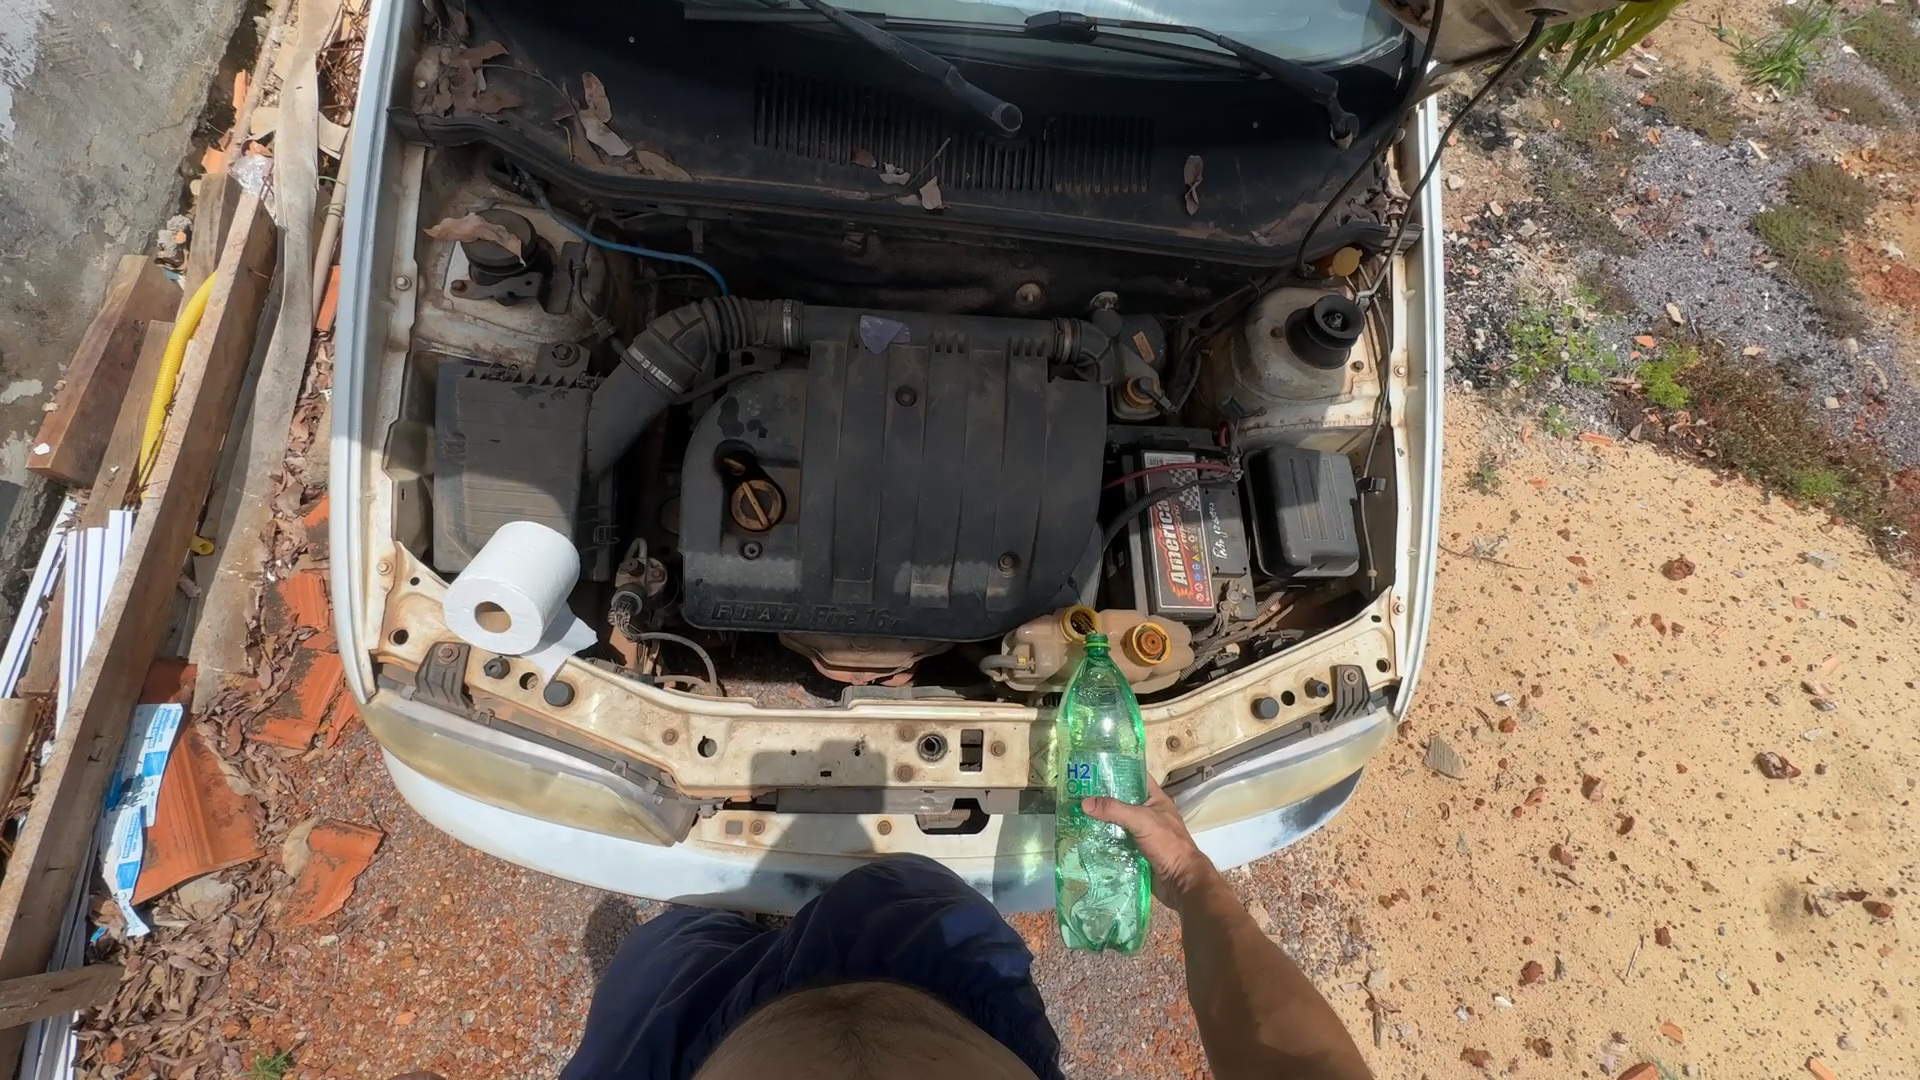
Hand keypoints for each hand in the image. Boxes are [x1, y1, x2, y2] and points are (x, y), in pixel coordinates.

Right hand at [1081, 775, 1221, 913]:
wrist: (1180, 883)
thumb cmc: (1167, 844)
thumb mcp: (1141, 820)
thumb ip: (1114, 809)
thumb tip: (1084, 803)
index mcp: (1155, 799)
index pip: (1136, 776)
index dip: (1118, 769)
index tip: (1094, 767)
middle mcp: (1148, 813)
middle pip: (1122, 800)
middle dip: (1102, 796)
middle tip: (1078, 791)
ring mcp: (1142, 833)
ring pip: (1117, 821)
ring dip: (1100, 819)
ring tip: (1075, 811)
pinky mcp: (1135, 851)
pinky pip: (1115, 840)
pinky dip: (1103, 838)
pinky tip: (1085, 835)